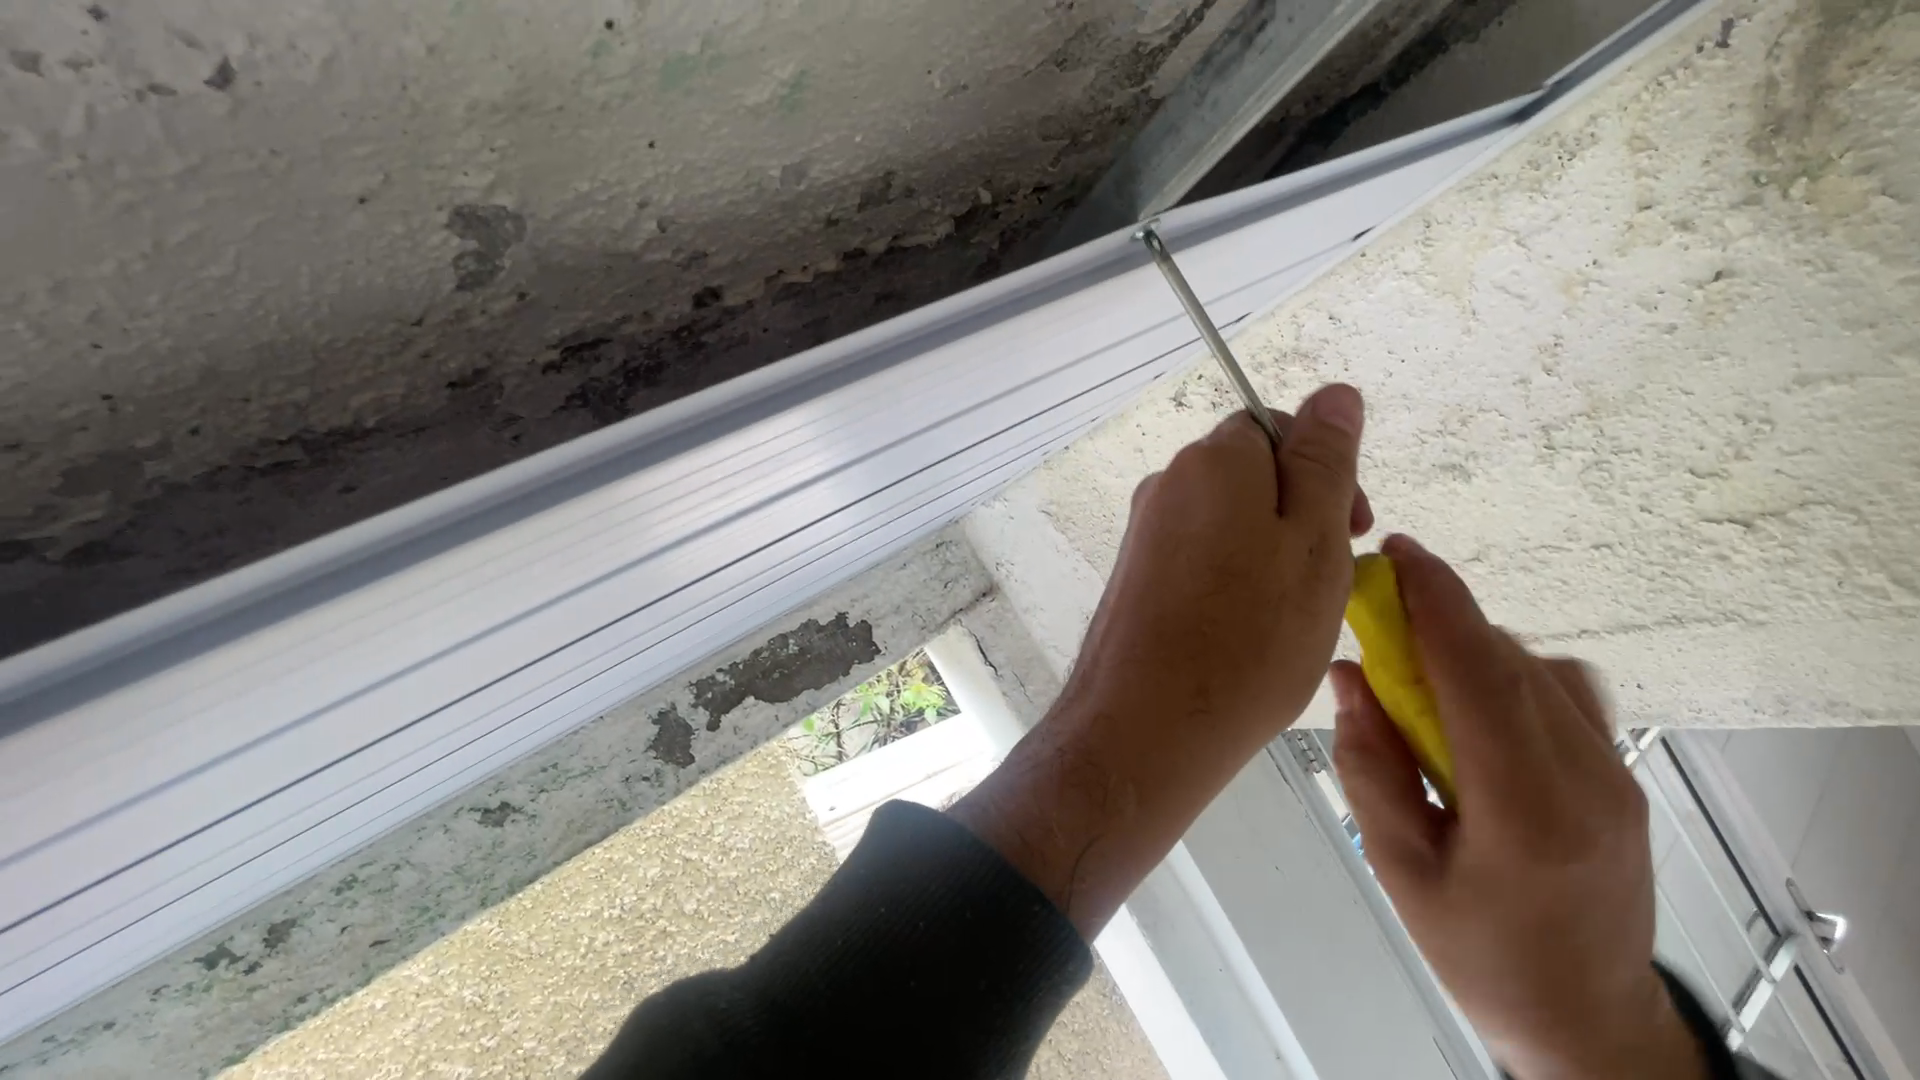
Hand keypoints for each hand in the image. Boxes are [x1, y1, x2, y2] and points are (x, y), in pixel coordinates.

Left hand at [953, 385, 1369, 936]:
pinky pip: (1197, 562)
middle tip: (1326, 586)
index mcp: (1212, 461)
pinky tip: (1243, 636)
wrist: (1142, 728)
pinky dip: (1230, 585)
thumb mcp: (1313, 542)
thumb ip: (1325, 462)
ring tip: (1286, 621)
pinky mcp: (1133, 579)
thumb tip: (1335, 393)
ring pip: (1227, 524)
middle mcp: (1166, 485)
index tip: (1352, 532)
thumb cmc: (1248, 637)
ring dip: (1269, 556)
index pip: (1277, 429)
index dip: (1324, 472)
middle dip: (1299, 517)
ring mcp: (1143, 534)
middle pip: (1251, 478)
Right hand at [1331, 536, 1706, 1079]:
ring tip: (1418, 675)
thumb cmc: (1476, 951)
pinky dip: (1510, 673)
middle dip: (1438, 619)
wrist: (1586, 1015)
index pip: (1481, 678)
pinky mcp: (1622, 774)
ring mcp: (1617, 774)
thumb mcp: (1399, 867)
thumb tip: (1350, 678)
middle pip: (1508, 662)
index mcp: (1525, 812)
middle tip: (1375, 613)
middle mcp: (1587, 779)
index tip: (1397, 551)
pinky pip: (1565, 692)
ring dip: (1471, 650)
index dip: (1438, 604)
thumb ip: (1371, 767)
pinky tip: (1475, 705)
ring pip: (1539, 669)